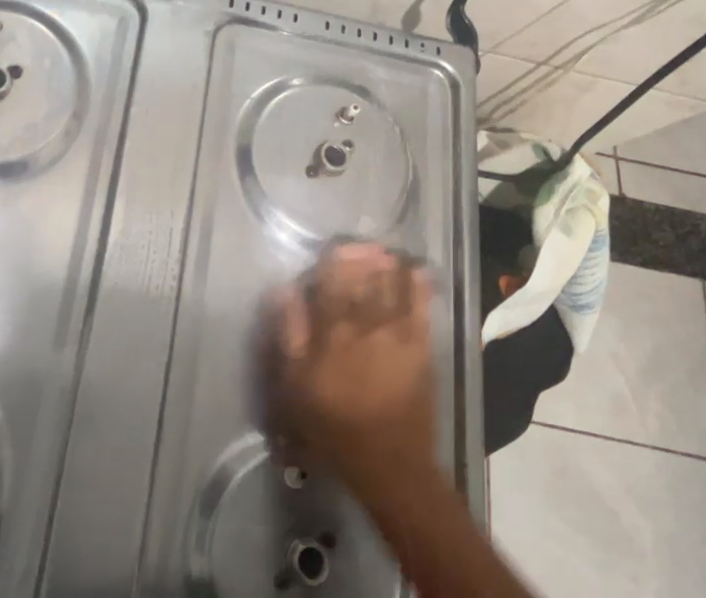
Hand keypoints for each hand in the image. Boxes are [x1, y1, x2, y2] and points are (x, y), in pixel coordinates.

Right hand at [270, 242, 437, 502]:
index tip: (329, 248)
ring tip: (383, 251)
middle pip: (363, 280)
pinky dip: (419, 288)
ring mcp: (397, 336)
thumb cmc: (332, 425)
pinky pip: (422, 309)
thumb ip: (289, 333)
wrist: (387, 462)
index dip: (331, 261)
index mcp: (331, 331)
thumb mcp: (294, 384)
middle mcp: (365, 325)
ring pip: (392, 288)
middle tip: (359, 244)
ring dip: (387, 266)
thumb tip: (283, 289)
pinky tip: (418, 271)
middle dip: (361, 258)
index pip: (330, 282)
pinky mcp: (421, 350)